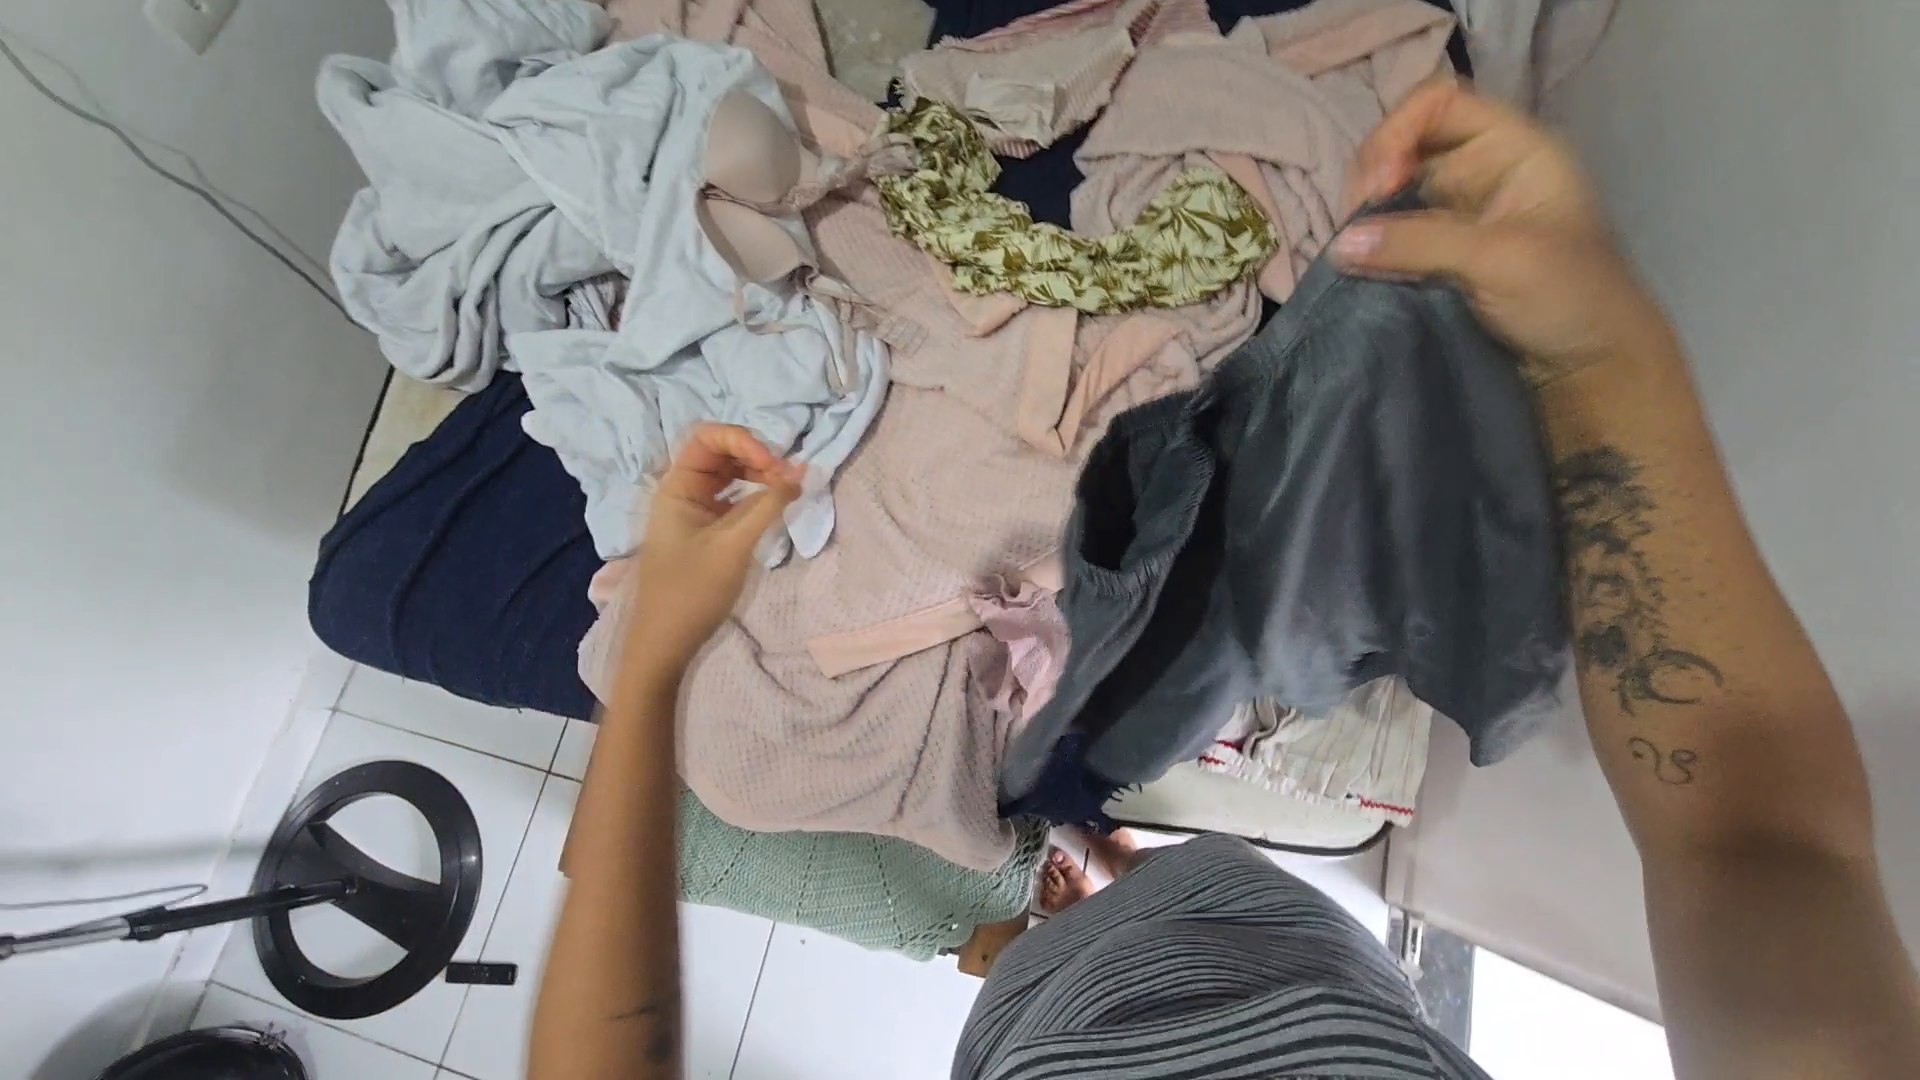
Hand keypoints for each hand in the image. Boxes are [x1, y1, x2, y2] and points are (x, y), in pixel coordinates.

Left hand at [624, 424, 802, 675]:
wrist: (666, 642)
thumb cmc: (692, 591)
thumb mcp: (734, 545)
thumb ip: (769, 505)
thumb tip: (801, 472)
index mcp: (677, 487)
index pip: (708, 437)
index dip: (743, 440)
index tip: (773, 464)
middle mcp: (683, 491)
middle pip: (721, 452)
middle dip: (756, 456)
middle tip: (787, 477)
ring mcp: (695, 511)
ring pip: (730, 476)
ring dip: (759, 475)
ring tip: (787, 490)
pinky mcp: (707, 531)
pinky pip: (733, 499)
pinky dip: (756, 496)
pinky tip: (776, 504)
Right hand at [1333, 77, 1673, 383]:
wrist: (1581, 367)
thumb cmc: (1567, 298)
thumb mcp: (1500, 260)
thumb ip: (1419, 244)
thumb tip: (1340, 245)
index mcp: (1511, 151)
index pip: (1438, 106)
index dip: (1398, 135)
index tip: (1381, 187)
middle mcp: (1476, 175)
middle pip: (1401, 146)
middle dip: (1370, 179)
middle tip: (1356, 227)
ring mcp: (1451, 218)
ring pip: (1387, 195)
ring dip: (1362, 218)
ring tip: (1352, 253)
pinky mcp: (1430, 259)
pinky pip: (1385, 239)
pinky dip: (1365, 248)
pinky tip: (1356, 267)